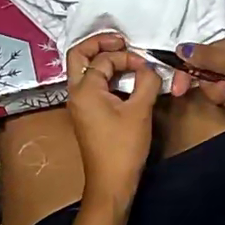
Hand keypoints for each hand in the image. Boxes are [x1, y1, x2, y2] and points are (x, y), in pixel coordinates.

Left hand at [64, 33, 158, 208]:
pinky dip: (103, 75)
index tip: (146, 67)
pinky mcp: (84, 113)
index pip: (103, 59)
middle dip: (99, 44)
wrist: (110, 182)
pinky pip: (89, 85)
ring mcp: (77, 104)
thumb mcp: (140, 111)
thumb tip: (149, 68)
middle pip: (78, 55)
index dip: (126, 57)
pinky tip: (122, 79)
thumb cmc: (123, 147)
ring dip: (100, 60)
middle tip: (121, 42)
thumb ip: (146, 82)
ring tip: (124, 58)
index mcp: (84, 89)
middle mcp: (75, 93)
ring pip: (81, 70)